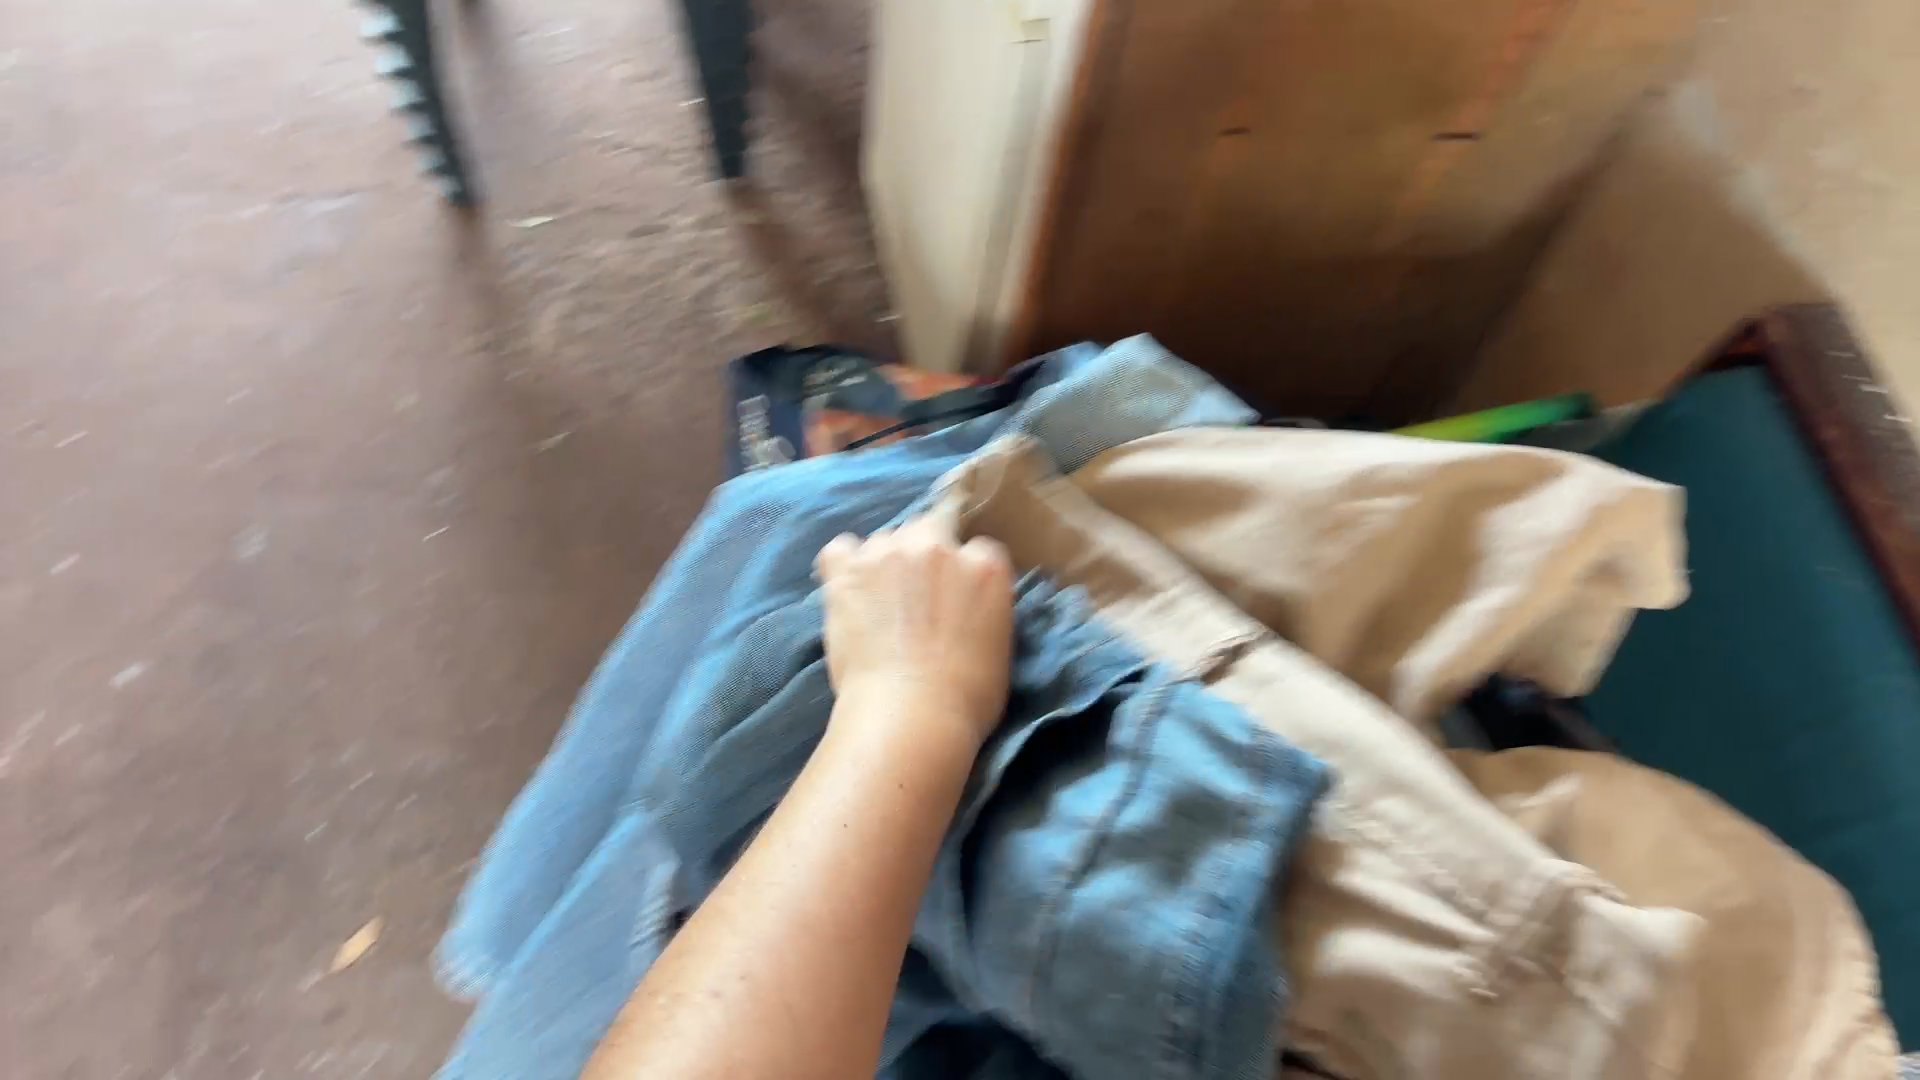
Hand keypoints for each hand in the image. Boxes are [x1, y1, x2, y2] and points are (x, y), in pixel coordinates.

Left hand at [814, 516, 1015, 747]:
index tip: (956, 599)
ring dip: (885, 563)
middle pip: (929, 529)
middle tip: (917, 598)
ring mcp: (888, 554)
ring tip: (879, 603)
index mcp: (985, 564)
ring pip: (885, 540)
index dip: (964, 574)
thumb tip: (965, 605)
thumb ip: (985, 605)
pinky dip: (843, 565)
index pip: (977, 550)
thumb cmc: (967, 697)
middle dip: (925, 555)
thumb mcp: (999, 643)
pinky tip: (847, 590)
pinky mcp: (846, 572)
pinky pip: (840, 549)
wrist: (911, 716)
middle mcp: (937, 545)